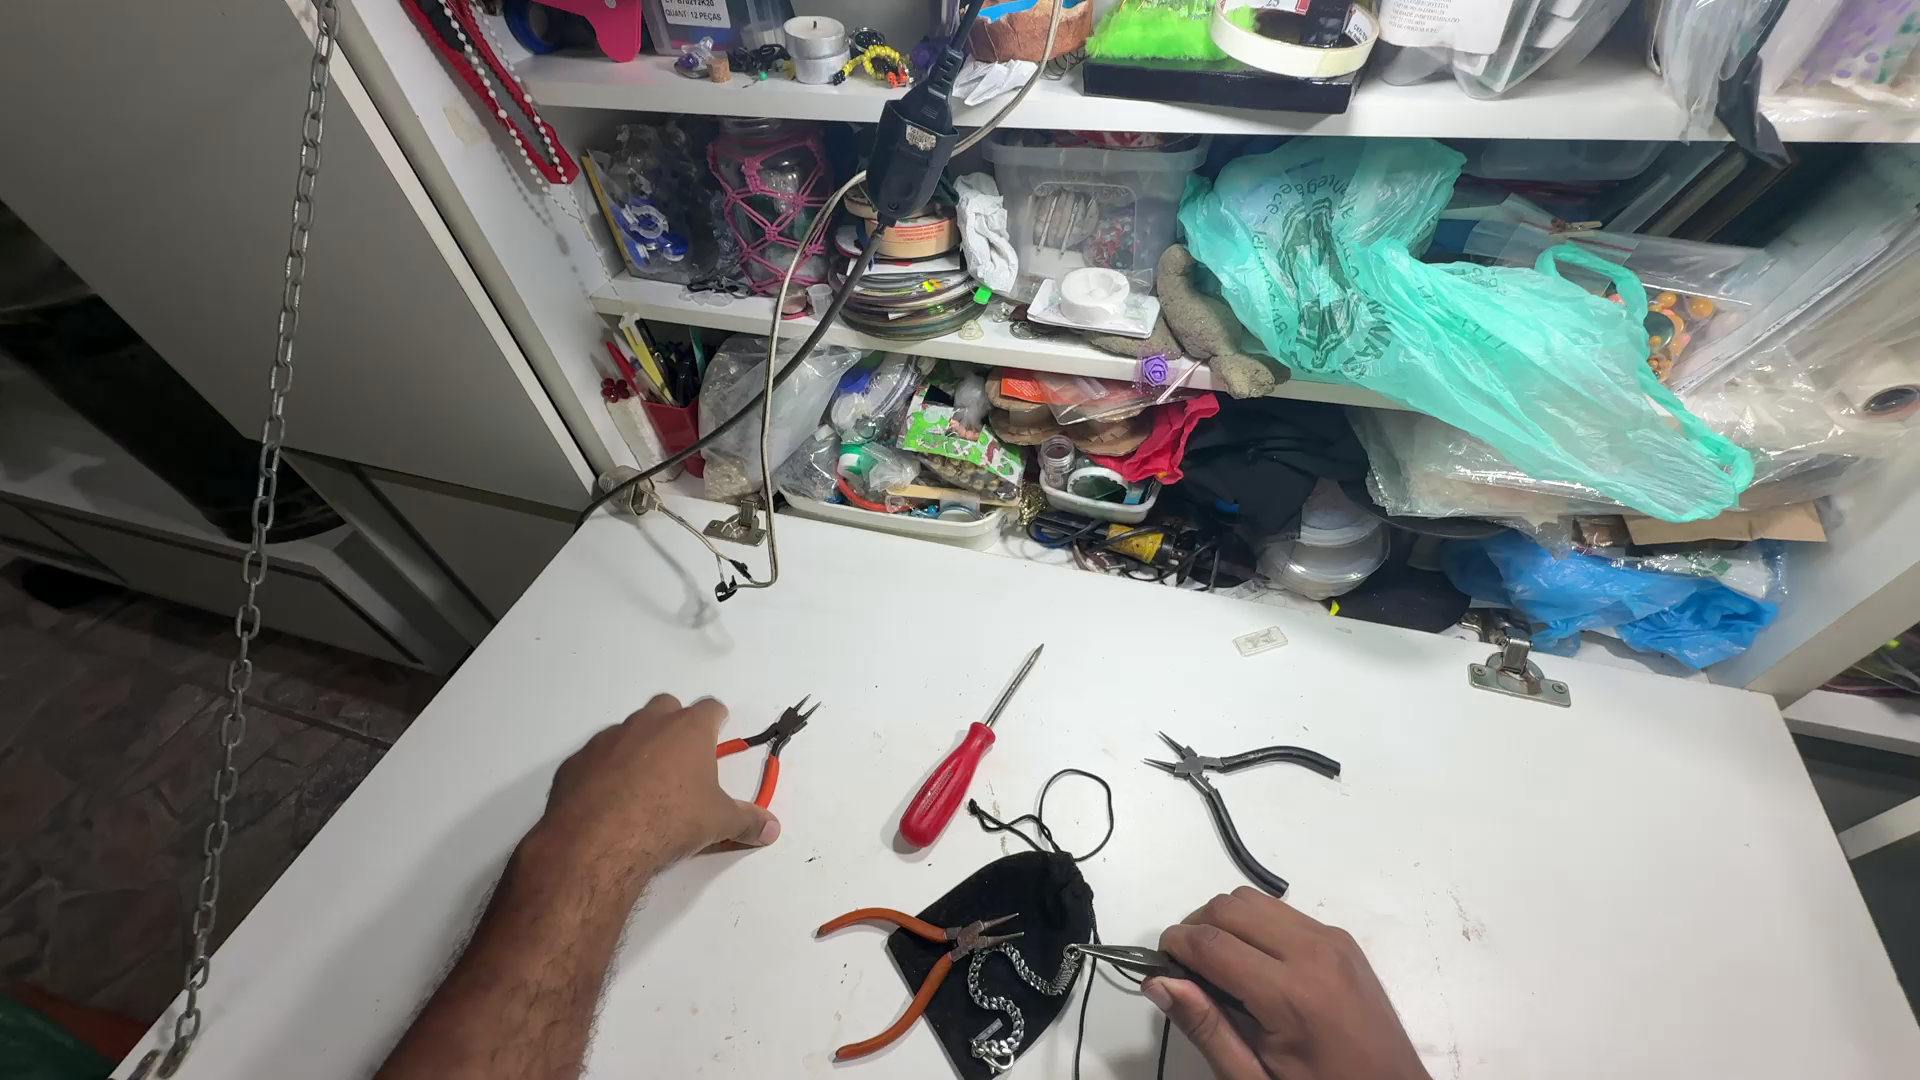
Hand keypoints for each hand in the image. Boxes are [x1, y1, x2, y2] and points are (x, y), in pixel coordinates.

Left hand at [528, 695, 779, 883]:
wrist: (597, 842)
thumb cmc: (670, 821)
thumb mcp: (718, 822)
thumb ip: (748, 821)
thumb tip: (773, 829)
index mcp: (690, 729)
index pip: (711, 708)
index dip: (717, 720)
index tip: (717, 736)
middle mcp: (650, 723)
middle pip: (667, 706)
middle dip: (674, 724)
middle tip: (680, 759)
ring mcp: (609, 738)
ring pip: (629, 729)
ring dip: (638, 746)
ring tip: (642, 784)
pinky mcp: (576, 760)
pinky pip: (596, 756)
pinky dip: (604, 770)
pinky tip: (607, 800)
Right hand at [1147, 887, 1430, 1079]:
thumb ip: (1207, 1028)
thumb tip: (1157, 981)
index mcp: (1294, 996)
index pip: (1211, 943)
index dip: (1175, 946)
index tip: (1161, 966)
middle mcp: (1314, 952)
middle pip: (1228, 908)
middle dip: (1194, 928)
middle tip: (1187, 970)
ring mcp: (1332, 939)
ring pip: (1250, 899)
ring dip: (1222, 921)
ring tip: (1219, 965)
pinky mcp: (1342, 938)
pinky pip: (1279, 910)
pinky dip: (1252, 923)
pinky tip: (1254, 963)